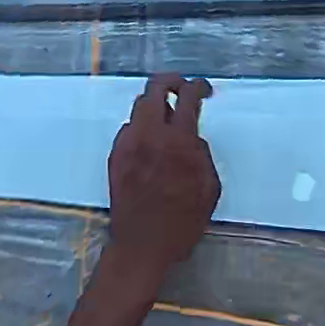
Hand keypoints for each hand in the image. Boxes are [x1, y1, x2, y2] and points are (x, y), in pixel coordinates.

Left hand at [105, 74, 221, 284]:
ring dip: (156, 105)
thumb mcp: (209, 189)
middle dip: (171, 82)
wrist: (142, 244)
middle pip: (155, 88)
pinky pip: (129, 128)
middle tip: (181, 89)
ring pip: (140, 106)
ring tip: (168, 119)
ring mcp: (128, 141)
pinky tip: (151, 143)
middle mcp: (150, 134)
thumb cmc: (183, 222)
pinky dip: (142, 127)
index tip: (204, 88)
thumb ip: (202, 155)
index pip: (188, 98)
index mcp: (179, 142)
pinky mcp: (115, 152)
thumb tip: (192, 136)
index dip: (198, 86)